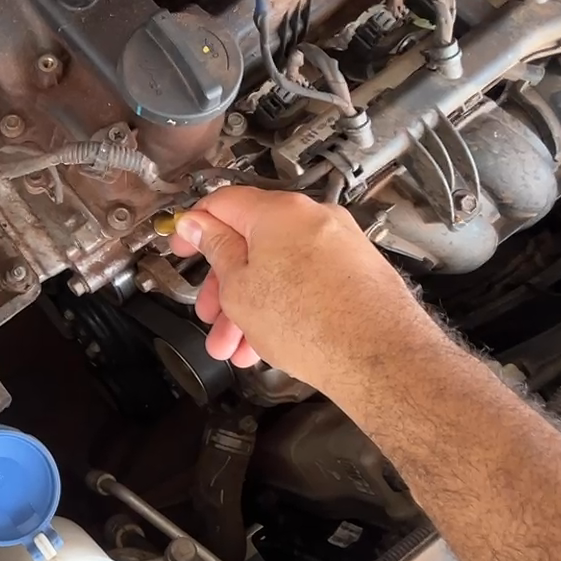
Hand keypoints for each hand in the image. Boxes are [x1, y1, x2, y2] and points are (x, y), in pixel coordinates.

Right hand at [169, 187, 442, 394]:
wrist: (378, 358)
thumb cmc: (310, 323)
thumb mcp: (238, 287)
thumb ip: (215, 249)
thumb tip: (199, 225)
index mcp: (279, 212)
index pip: (222, 202)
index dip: (194, 226)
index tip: (183, 245)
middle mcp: (313, 219)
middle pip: (250, 243)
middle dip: (223, 285)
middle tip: (209, 311)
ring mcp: (339, 244)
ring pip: (276, 269)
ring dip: (248, 306)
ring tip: (233, 345)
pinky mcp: (355, 272)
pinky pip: (303, 282)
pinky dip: (280, 305)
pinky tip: (264, 342)